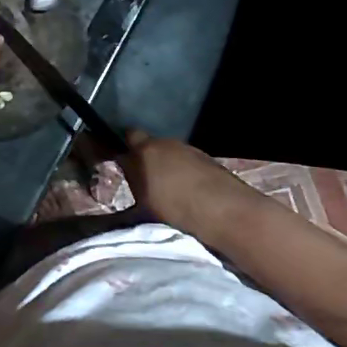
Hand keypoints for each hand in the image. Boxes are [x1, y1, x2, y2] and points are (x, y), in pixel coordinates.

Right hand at [119, 130, 259, 233]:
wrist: (223, 209)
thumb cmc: (175, 208)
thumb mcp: (143, 205)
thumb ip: (132, 185)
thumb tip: (124, 181)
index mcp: (144, 150)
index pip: (127, 136)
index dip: (124, 148)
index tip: (122, 164)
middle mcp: (166, 142)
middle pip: (151, 144)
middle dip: (146, 157)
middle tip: (145, 179)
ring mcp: (189, 148)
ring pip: (171, 152)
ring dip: (167, 164)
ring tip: (169, 188)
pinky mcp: (208, 158)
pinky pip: (188, 161)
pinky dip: (185, 171)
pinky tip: (189, 190)